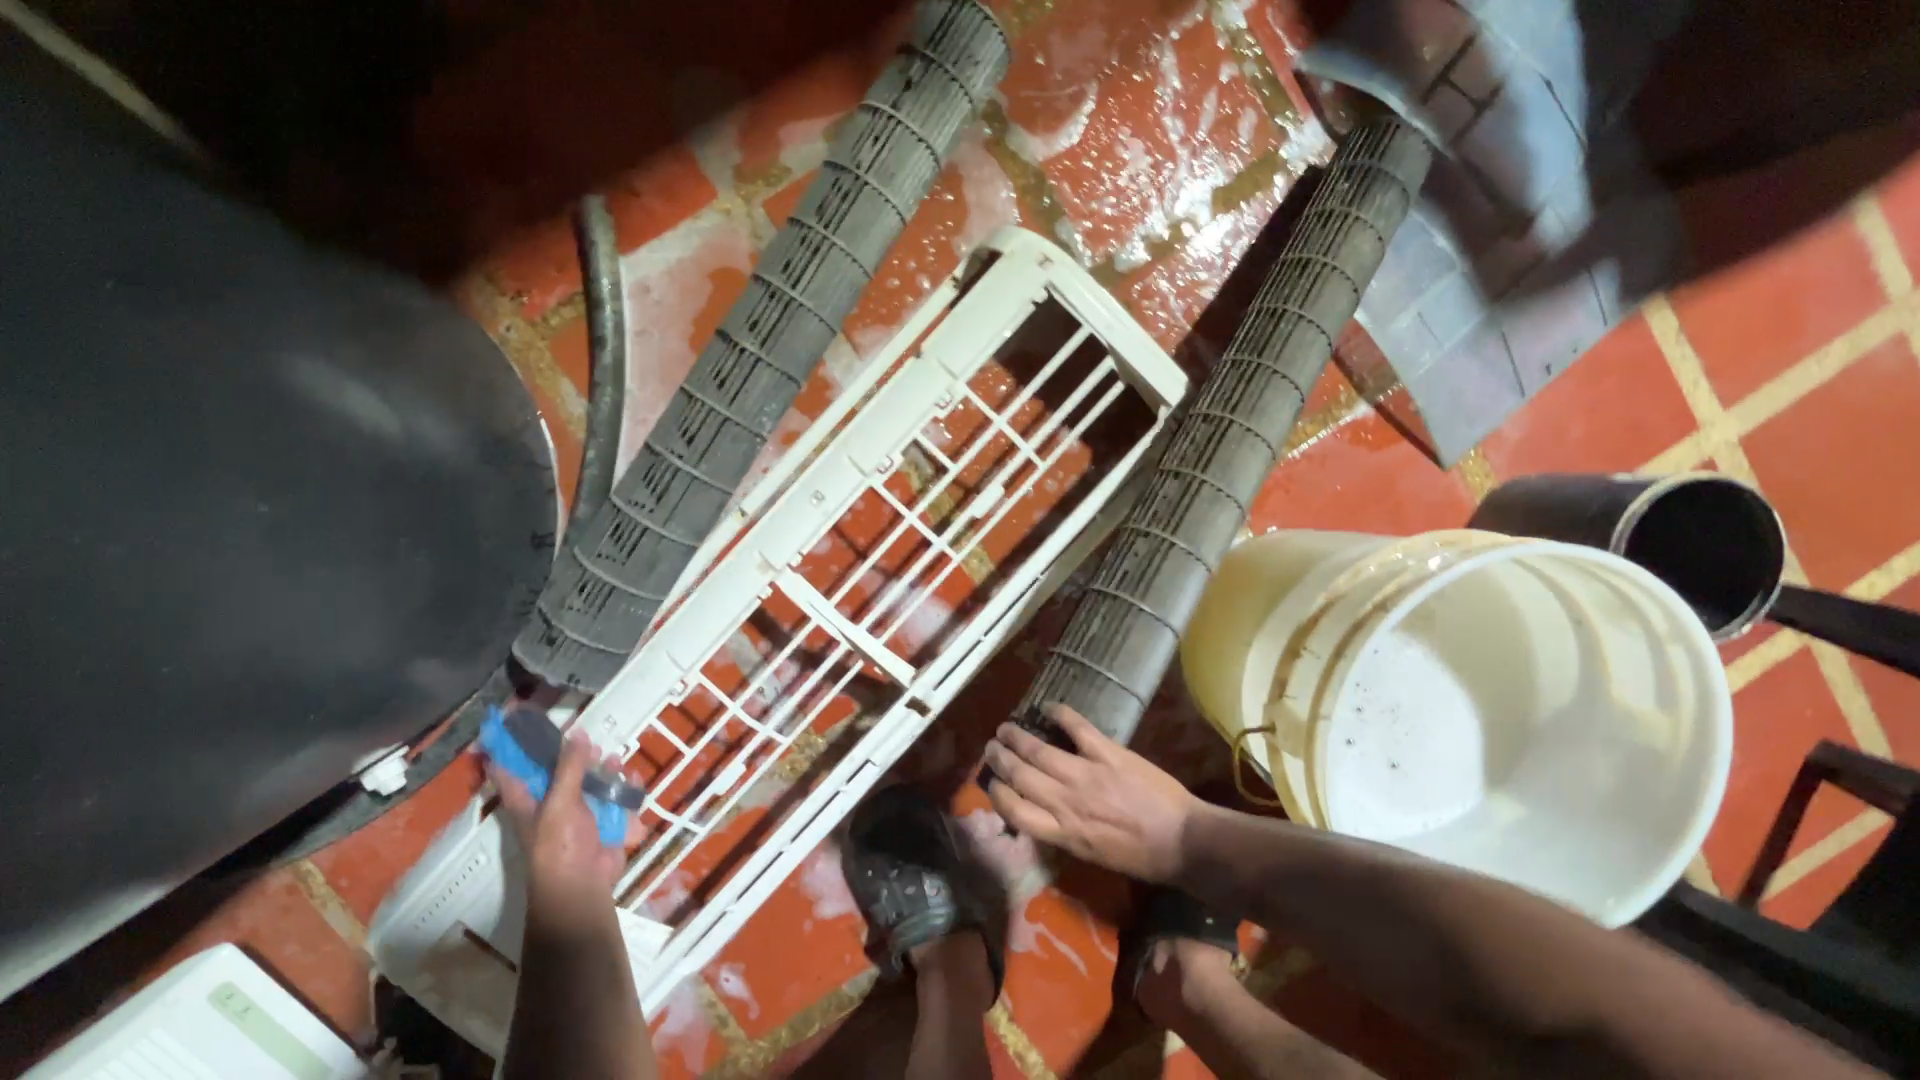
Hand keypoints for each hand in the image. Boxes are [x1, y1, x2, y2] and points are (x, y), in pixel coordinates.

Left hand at [489, 730, 629, 906]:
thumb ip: (570, 767)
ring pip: (589, 781)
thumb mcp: (560, 802)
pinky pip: (613, 798)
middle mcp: (550, 804)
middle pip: (557, 771)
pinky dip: (622, 788)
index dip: (510, 746)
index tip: (515, 720)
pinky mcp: (601, 822)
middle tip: (587, 741)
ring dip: (603, 770)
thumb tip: (578, 733)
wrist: (582, 885)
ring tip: (614, 761)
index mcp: (527, 801)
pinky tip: (629, 780)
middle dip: (574, 755)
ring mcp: (578, 813)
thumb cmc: (558, 845)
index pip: (510, 769)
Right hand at [983, 704, 1202, 882]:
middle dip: (1000, 760)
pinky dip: (1060, 714)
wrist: (1183, 841)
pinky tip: (1047, 708)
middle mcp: (1066, 802)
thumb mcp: (1093, 856)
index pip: (1015, 810)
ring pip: (1039, 751)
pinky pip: (1078, 728)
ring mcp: (1086, 774)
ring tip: (1005, 729)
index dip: (997, 793)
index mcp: (1063, 832)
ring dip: (1018, 738)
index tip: (992, 783)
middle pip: (1020, 776)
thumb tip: (1042, 816)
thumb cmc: (1140, 857)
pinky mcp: (1109, 754)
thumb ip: (1064, 834)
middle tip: (991, 748)